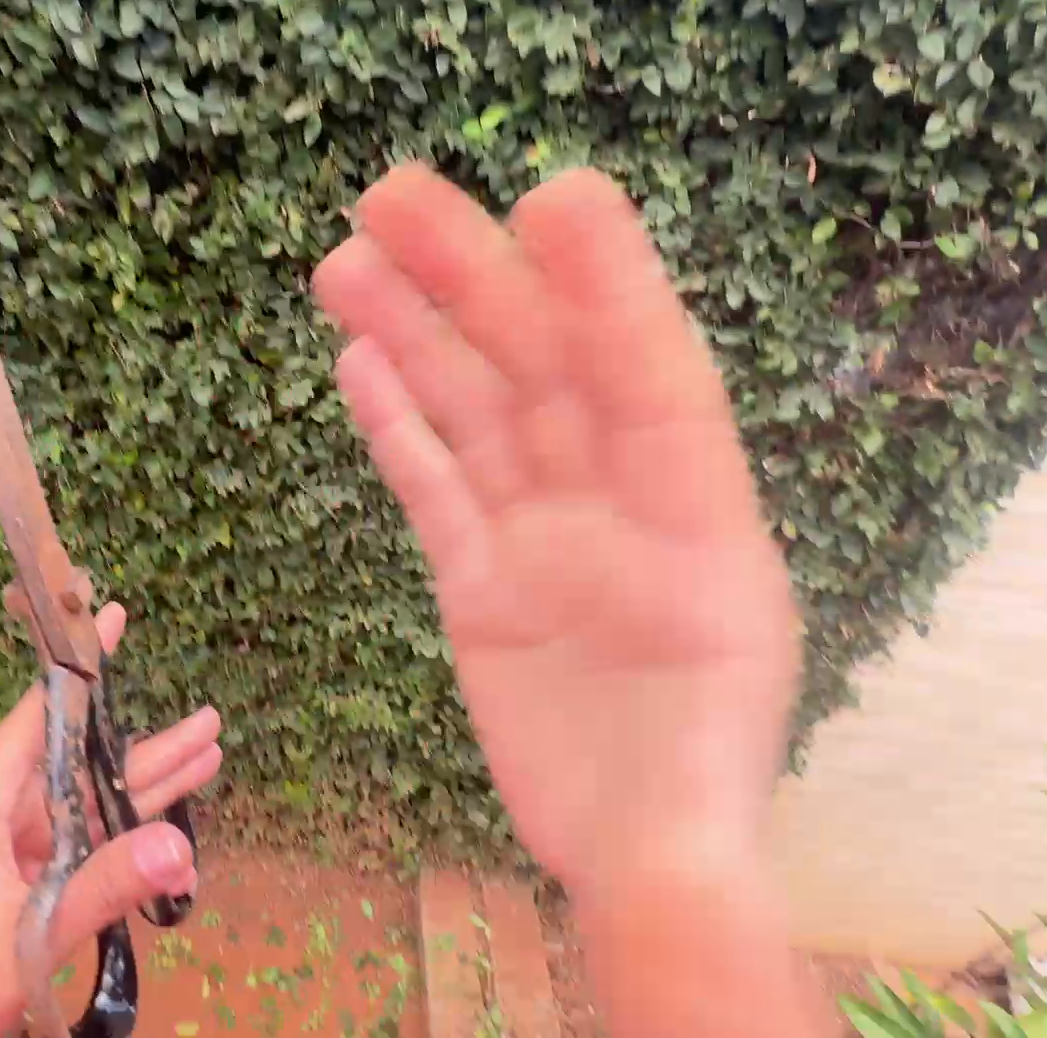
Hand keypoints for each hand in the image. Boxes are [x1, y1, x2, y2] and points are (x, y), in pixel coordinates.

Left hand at [0, 604, 221, 1037]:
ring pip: (89, 805)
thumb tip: (182, 847)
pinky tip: (170, 838)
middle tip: (212, 719)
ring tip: (209, 759)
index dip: (85, 663)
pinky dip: (124, 842)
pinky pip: (79, 850)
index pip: (45, 708)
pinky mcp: (17, 886)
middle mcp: (0, 809)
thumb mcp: (24, 932)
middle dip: (150, 744)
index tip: (116, 614)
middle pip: (85, 760)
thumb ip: (103, 886)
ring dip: (147, 788)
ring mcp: (10, 850)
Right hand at [313, 166, 798, 900]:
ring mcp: (537, 534)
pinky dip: (398, 425)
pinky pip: (434, 483)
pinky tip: (361, 363)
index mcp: (699, 527)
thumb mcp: (696, 802)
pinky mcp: (477, 571)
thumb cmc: (678, 825)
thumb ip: (674, 744)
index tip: (551, 197)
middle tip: (389, 195)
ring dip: (412, 335)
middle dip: (468, 280)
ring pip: (470, 413)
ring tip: (346, 262)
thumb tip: (641, 724)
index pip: (652, 381)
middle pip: (536, 369)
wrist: (626, 851)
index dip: (607, 289)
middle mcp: (615, 505)